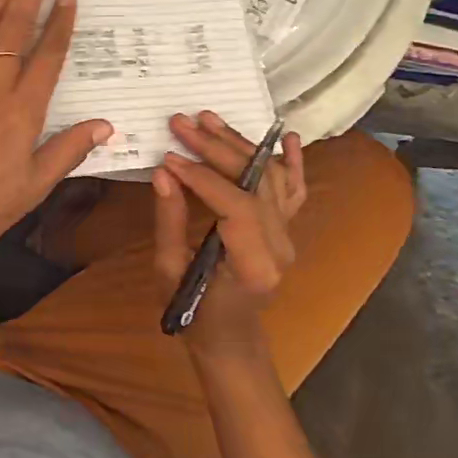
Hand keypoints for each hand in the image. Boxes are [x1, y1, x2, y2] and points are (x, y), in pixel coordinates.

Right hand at [152, 112, 306, 356]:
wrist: (230, 338)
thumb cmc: (194, 312)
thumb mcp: (169, 270)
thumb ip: (169, 220)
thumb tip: (164, 173)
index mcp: (253, 264)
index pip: (234, 205)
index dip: (201, 176)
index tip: (169, 156)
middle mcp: (280, 246)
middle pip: (254, 183)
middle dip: (216, 148)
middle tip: (182, 123)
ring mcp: (288, 236)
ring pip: (270, 178)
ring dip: (239, 144)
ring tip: (209, 119)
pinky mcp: (285, 230)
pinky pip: (294, 192)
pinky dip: (292, 163)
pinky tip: (287, 137)